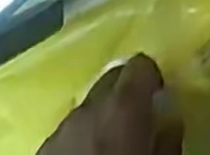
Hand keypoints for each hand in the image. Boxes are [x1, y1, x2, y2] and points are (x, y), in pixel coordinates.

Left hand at [36, 55, 180, 154]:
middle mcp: (89, 108)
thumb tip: (169, 119)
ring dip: (99, 120)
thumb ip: (169, 139)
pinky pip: (66, 135)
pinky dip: (78, 142)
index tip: (157, 98)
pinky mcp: (40, 154)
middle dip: (124, 94)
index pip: (140, 64)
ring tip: (107, 150)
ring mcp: (59, 132)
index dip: (151, 78)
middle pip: (110, 81)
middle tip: (136, 122)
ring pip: (86, 109)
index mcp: (123, 105)